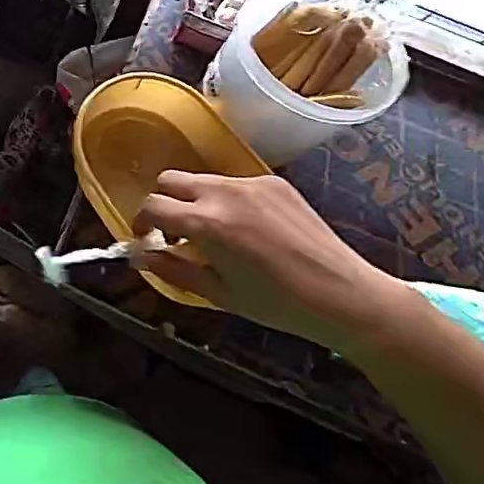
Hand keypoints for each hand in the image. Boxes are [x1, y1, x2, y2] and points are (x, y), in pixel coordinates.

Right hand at [138, 171, 424, 353]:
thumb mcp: (217, 293)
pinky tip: (250, 230)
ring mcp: (251, 183)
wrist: (343, 294)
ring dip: (195, 201)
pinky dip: (227, 201)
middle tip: (173, 231)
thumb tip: (140, 256)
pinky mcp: (273, 181)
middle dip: (162, 202)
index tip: (146, 238)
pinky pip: (235, 184)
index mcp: (206, 223)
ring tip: (214, 234)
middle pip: (170, 180)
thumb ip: (172, 269)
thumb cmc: (276, 304)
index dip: (141, 222)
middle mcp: (224, 193)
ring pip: (203, 181)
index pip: (153, 205)